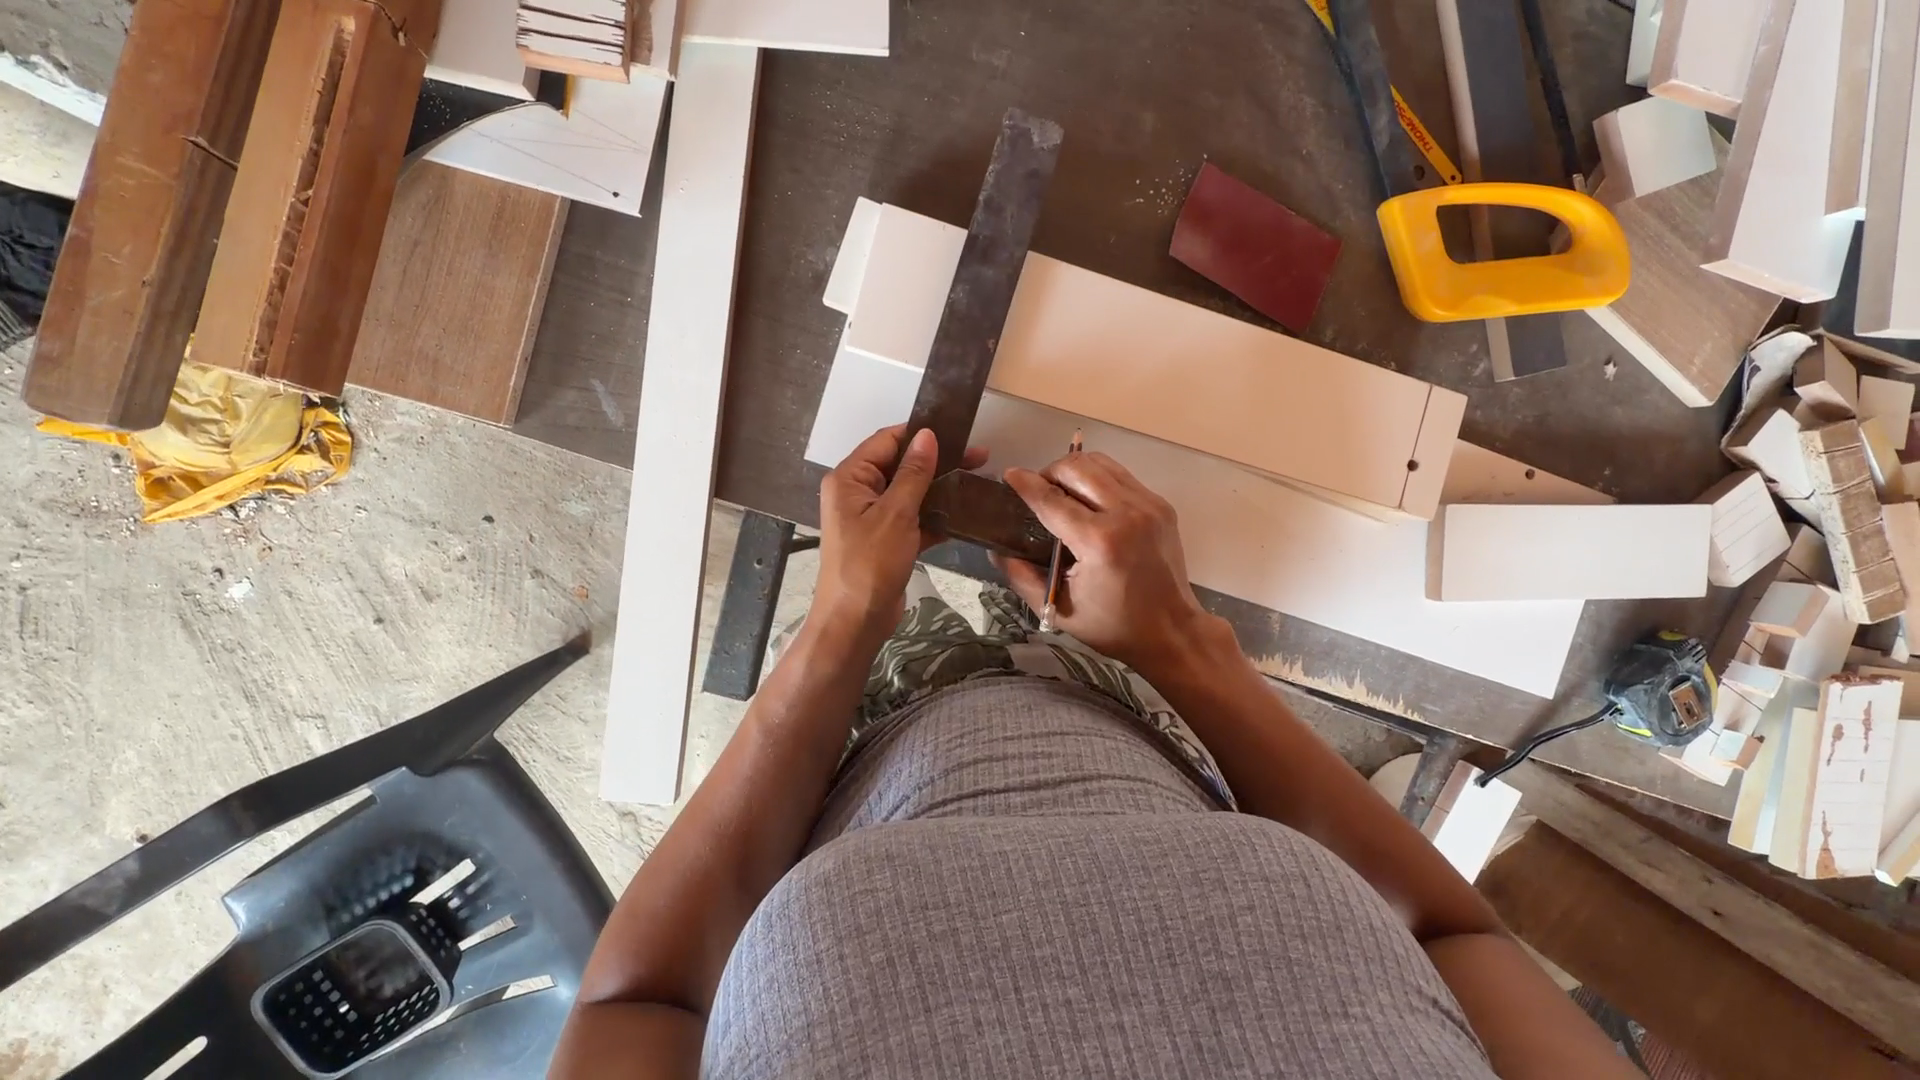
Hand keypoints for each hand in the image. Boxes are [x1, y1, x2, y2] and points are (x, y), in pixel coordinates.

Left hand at [815, 425, 985, 636]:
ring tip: (977, 480)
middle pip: (899, 466)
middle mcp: (858, 493)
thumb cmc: (870, 563)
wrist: (856, 621)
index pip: (885, 442)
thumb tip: (928, 435)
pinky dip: (934, 517)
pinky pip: (913, 519)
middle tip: (978, 456)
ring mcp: (872, 518)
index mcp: (849, 479)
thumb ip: (913, 473)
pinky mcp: (886, 541)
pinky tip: (964, 514)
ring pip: (910, 493)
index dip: (919, 434)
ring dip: (939, 489)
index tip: (956, 432)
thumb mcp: (895, 514)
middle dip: (936, 461)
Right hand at [997, 451, 1222, 672]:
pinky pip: (1120, 475)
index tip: (1008, 476)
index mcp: (1099, 542)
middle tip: (1038, 493)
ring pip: (1100, 462)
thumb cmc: (1113, 626)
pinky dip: (1097, 479)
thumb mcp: (1058, 609)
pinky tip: (1089, 502)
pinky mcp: (1160, 504)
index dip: (1025, 484)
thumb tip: (996, 548)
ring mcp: (1148, 505)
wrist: (1171, 631)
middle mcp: (1126, 514)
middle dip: (1049, 473)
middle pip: (1077, 467)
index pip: (1052, 499)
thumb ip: (1022, 576)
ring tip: (1062, 493)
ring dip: (1074, 471)